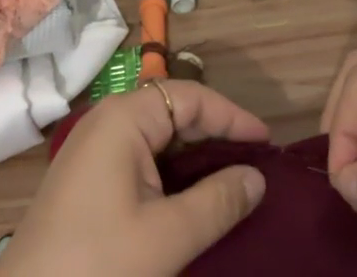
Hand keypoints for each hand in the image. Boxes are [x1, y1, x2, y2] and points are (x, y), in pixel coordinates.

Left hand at [0, 81, 270, 276]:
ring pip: (157, 136)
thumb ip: (218, 201)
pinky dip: (171, 171)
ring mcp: (93, 149)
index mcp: (123, 118)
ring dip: (194, 154)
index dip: (232, 116)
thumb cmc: (99, 260)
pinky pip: (140, 157)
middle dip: (215, 132)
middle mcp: (106, 121)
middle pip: (173, 110)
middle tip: (255, 162)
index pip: (190, 97)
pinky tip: (193, 196)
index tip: (268, 143)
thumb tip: (257, 176)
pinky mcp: (88, 178)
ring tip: (233, 178)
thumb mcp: (167, 235)